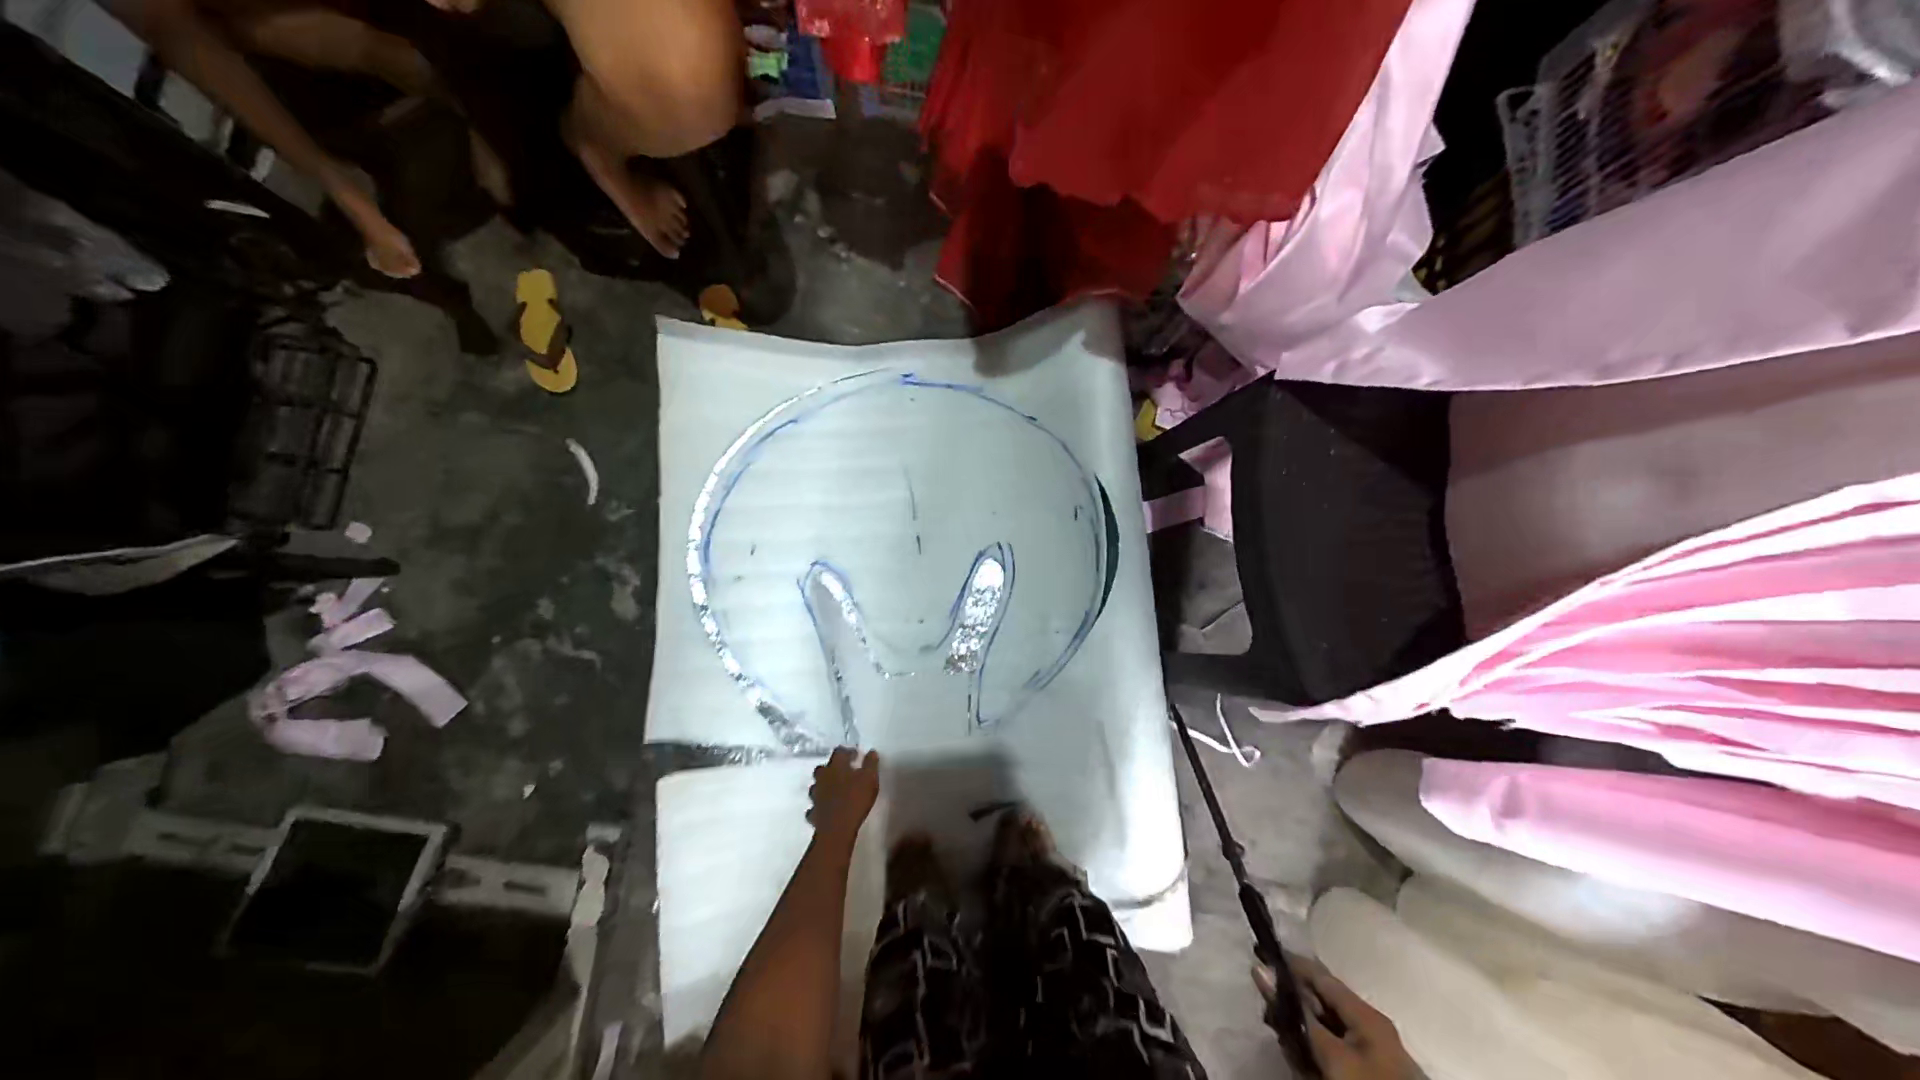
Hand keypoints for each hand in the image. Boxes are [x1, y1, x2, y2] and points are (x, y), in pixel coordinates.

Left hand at [806, 747, 878, 843]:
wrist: (837, 828)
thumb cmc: (856, 799)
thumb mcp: (870, 779)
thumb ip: (871, 764)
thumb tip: (871, 752)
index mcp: (836, 767)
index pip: (839, 752)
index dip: (847, 752)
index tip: (856, 755)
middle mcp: (823, 778)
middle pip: (823, 768)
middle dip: (832, 768)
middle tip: (844, 772)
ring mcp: (816, 795)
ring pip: (817, 786)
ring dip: (824, 786)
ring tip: (835, 790)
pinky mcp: (813, 812)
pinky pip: (815, 805)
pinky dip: (820, 805)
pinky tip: (826, 808)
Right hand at [1255, 957, 1419, 1079]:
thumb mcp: (1330, 1054)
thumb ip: (1296, 1014)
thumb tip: (1261, 970)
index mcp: (1366, 1015)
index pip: (1321, 976)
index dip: (1290, 964)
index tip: (1259, 957)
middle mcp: (1369, 1026)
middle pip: (1321, 1002)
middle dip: (1293, 1006)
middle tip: (1270, 1017)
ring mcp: (1368, 1051)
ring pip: (1323, 1027)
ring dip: (1301, 1034)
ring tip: (1289, 1048)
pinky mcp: (1364, 1071)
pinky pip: (1331, 1050)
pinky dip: (1313, 1053)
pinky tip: (1303, 1065)